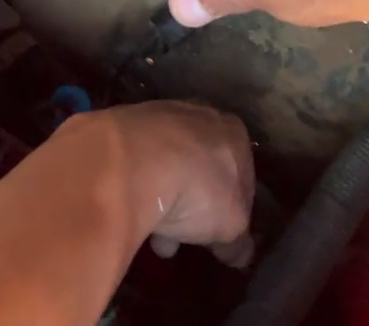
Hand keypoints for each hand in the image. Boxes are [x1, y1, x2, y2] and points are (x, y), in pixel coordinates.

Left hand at [54, 102, 254, 266]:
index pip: (242, 175)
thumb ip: (238, 240)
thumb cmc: (197, 190)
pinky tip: (132, 212)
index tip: (219, 235)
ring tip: (153, 236)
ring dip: (164, 201)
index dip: (233, 209)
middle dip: (192, 209)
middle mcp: (200, 115)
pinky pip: (140, 162)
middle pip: (202, 169)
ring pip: (169, 166)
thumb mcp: (230, 227)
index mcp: (233, 133)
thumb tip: (239, 252)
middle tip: (181, 240)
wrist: (133, 161)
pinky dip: (139, 186)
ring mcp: (160, 116)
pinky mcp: (126, 123)